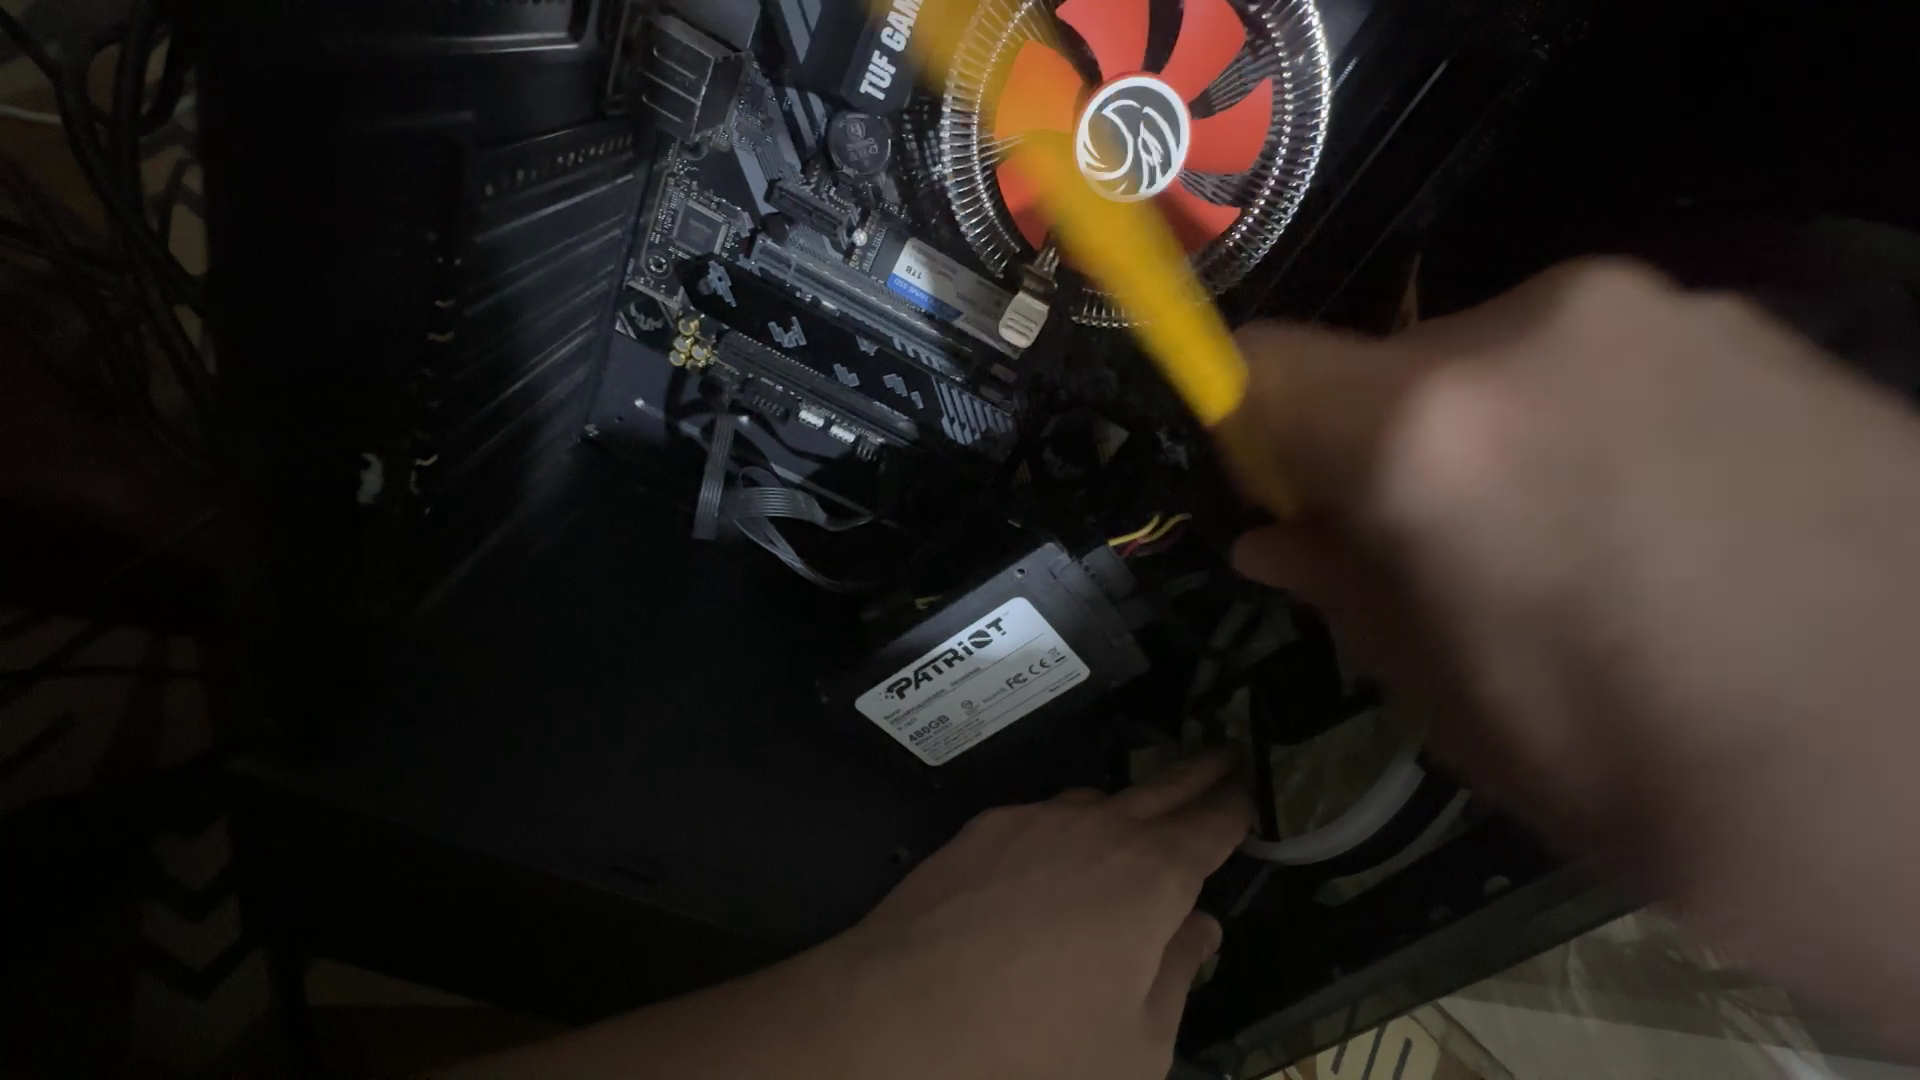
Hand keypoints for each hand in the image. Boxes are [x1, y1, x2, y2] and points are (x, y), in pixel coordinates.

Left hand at [813, 751, 1251, 1079]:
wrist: (904, 1013)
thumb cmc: (1036, 1047)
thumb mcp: (1136, 1043)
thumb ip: (1178, 974)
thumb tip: (1199, 925)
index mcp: (1149, 877)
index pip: (1210, 826)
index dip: (1236, 806)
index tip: (1252, 786)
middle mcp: (1097, 829)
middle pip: (1162, 789)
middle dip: (1199, 772)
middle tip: (1224, 755)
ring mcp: (1036, 819)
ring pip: (1097, 800)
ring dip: (1127, 805)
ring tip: (1139, 820)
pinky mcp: (985, 826)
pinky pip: (1042, 818)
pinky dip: (1065, 830)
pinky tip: (1051, 866)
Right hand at [1227, 260, 1919, 1052]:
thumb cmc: (1653, 774)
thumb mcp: (1445, 696)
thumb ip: (1338, 583)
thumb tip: (1268, 535)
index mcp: (1425, 432)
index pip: (1257, 362)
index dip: (1239, 422)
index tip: (1266, 490)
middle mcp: (1528, 332)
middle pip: (1370, 365)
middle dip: (1361, 445)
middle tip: (1408, 550)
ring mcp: (1654, 314)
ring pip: (1478, 362)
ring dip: (1465, 436)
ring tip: (1543, 546)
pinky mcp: (1755, 326)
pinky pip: (1585, 362)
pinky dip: (1562, 424)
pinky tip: (1642, 520)